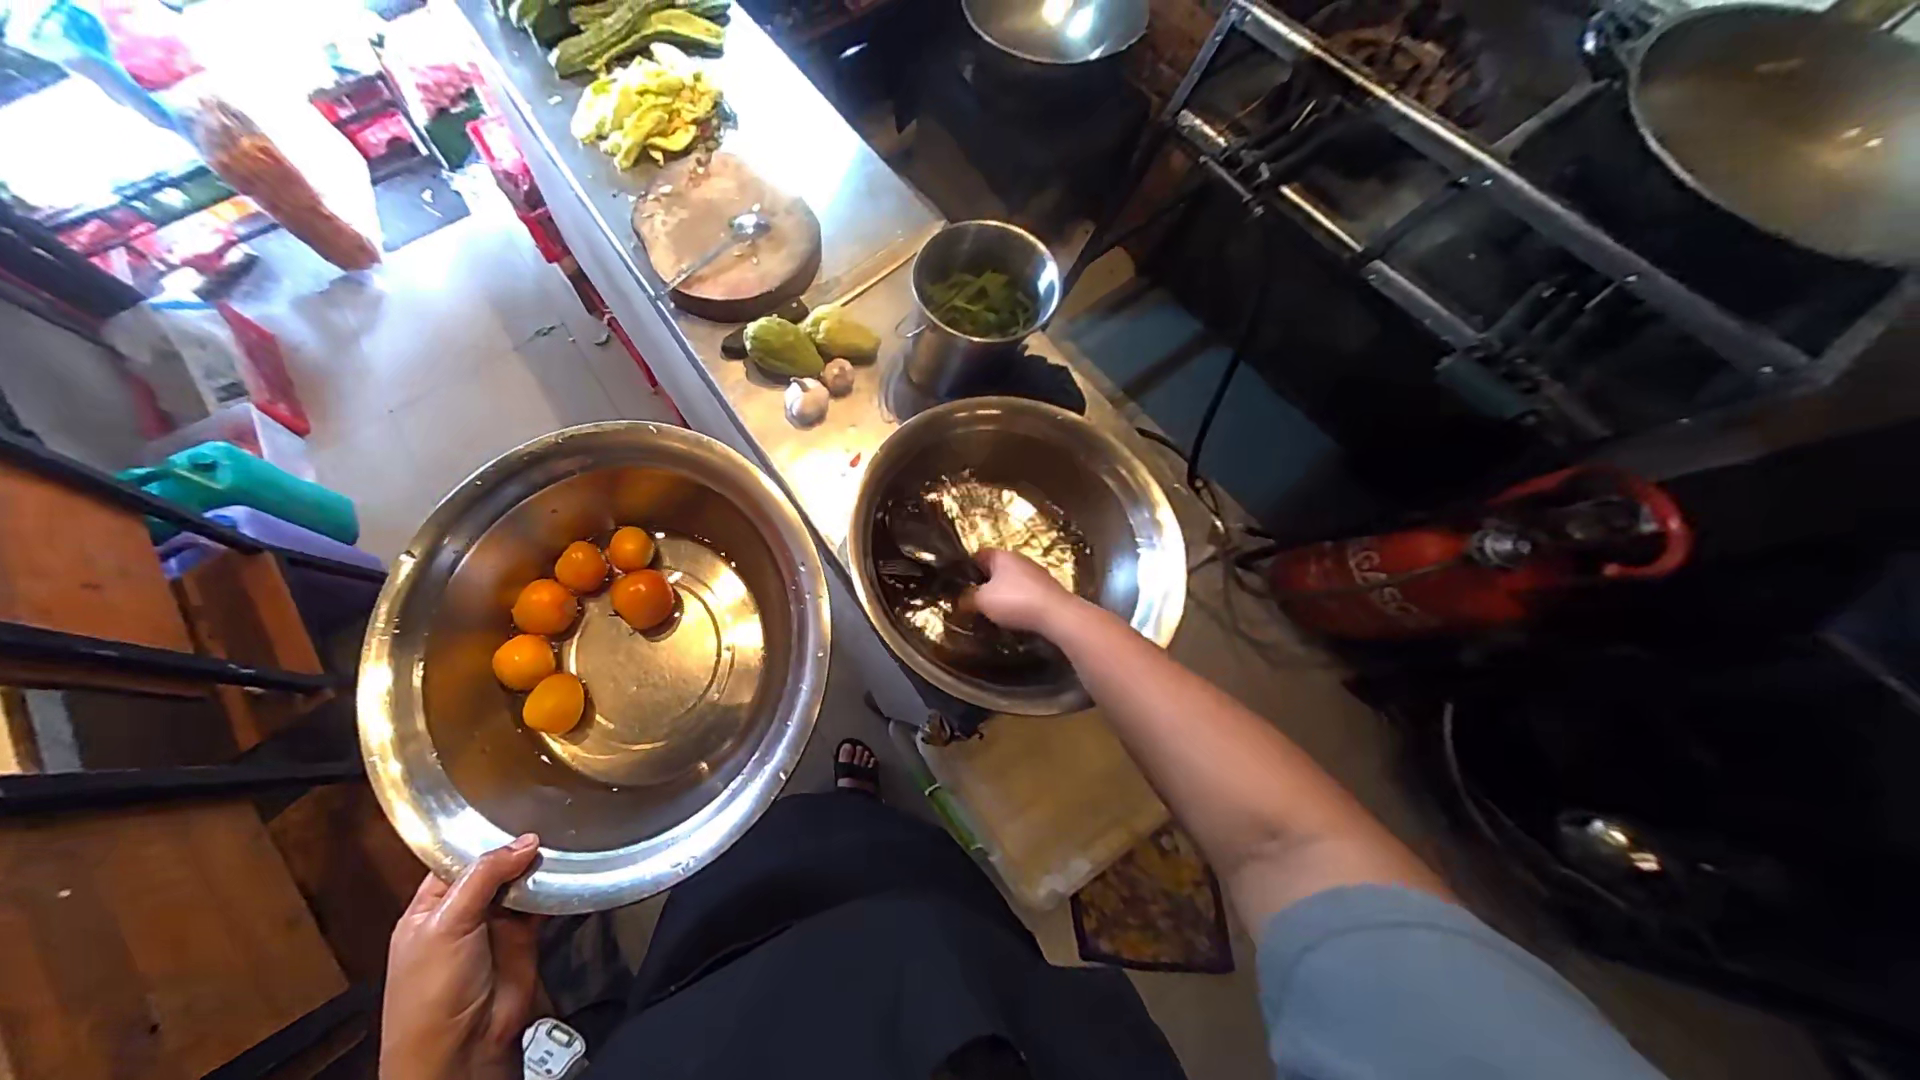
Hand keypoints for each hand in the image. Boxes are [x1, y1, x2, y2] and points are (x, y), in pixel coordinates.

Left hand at [381, 834, 543, 1079]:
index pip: (459, 859)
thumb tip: (526, 840)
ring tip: (560, 841)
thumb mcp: (446, 925)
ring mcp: (496, 922)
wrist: (463, 1046)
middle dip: (517, 848)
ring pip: (522, 880)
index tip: (513, 811)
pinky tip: (566, 870)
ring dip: (538, 866)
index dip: (484, 838)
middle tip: (545, 821)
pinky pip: (544, 900)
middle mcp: (464, 911)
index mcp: (431, 907)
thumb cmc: (431, 994)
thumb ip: (484, 877)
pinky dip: (555, 887)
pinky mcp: (526, 933)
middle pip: (496, 866)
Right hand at [965, 549, 1082, 634]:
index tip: (959, 585)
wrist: (1057, 614)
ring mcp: (1036, 573)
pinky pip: (1025, 592)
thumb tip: (960, 599)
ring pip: (1011, 580)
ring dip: (1002, 593)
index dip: (966, 568)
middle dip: (984, 583)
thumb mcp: (982, 601)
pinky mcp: (1047, 589)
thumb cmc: (1015, 601)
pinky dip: (1018, 601)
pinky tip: (1014, 615)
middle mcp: (1019, 558)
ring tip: (992, 611)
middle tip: (973, 600)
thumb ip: (967, 598)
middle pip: (995, 568)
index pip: (977, 555)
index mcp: (1001, 555)